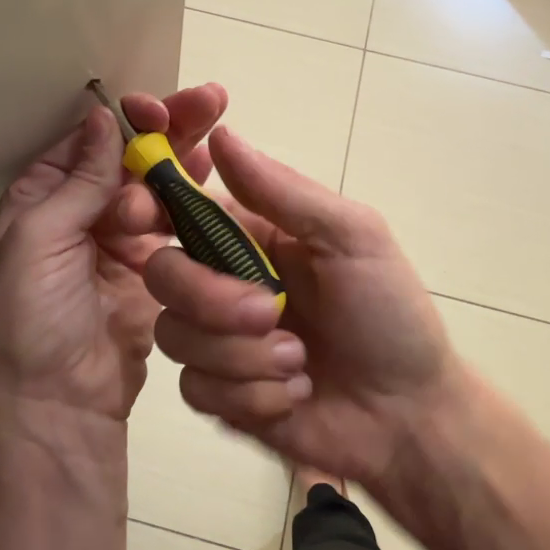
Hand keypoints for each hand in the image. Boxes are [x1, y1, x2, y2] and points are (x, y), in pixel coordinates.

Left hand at [0, 84, 228, 423]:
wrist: (58, 405)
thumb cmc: (31, 318)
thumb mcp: (37, 239)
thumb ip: (77, 181)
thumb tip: (101, 117)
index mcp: (40, 201)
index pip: (87, 144)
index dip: (123, 121)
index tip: (158, 106)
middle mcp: (79, 216)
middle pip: (127, 161)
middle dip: (165, 132)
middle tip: (209, 101)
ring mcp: (118, 246)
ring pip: (156, 191)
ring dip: (182, 163)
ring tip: (217, 130)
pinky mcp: (151, 275)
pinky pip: (175, 231)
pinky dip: (194, 207)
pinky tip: (215, 182)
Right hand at [134, 126, 464, 487]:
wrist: (410, 415)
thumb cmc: (390, 313)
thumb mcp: (352, 238)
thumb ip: (282, 192)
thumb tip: (221, 134)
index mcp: (250, 238)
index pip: (179, 211)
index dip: (150, 208)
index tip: (140, 216)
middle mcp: (224, 283)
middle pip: (163, 274)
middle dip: (211, 299)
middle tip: (271, 313)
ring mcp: (218, 342)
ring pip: (175, 336)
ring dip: (244, 356)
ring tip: (301, 363)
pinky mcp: (221, 396)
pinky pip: (197, 389)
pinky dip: (253, 396)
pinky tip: (296, 395)